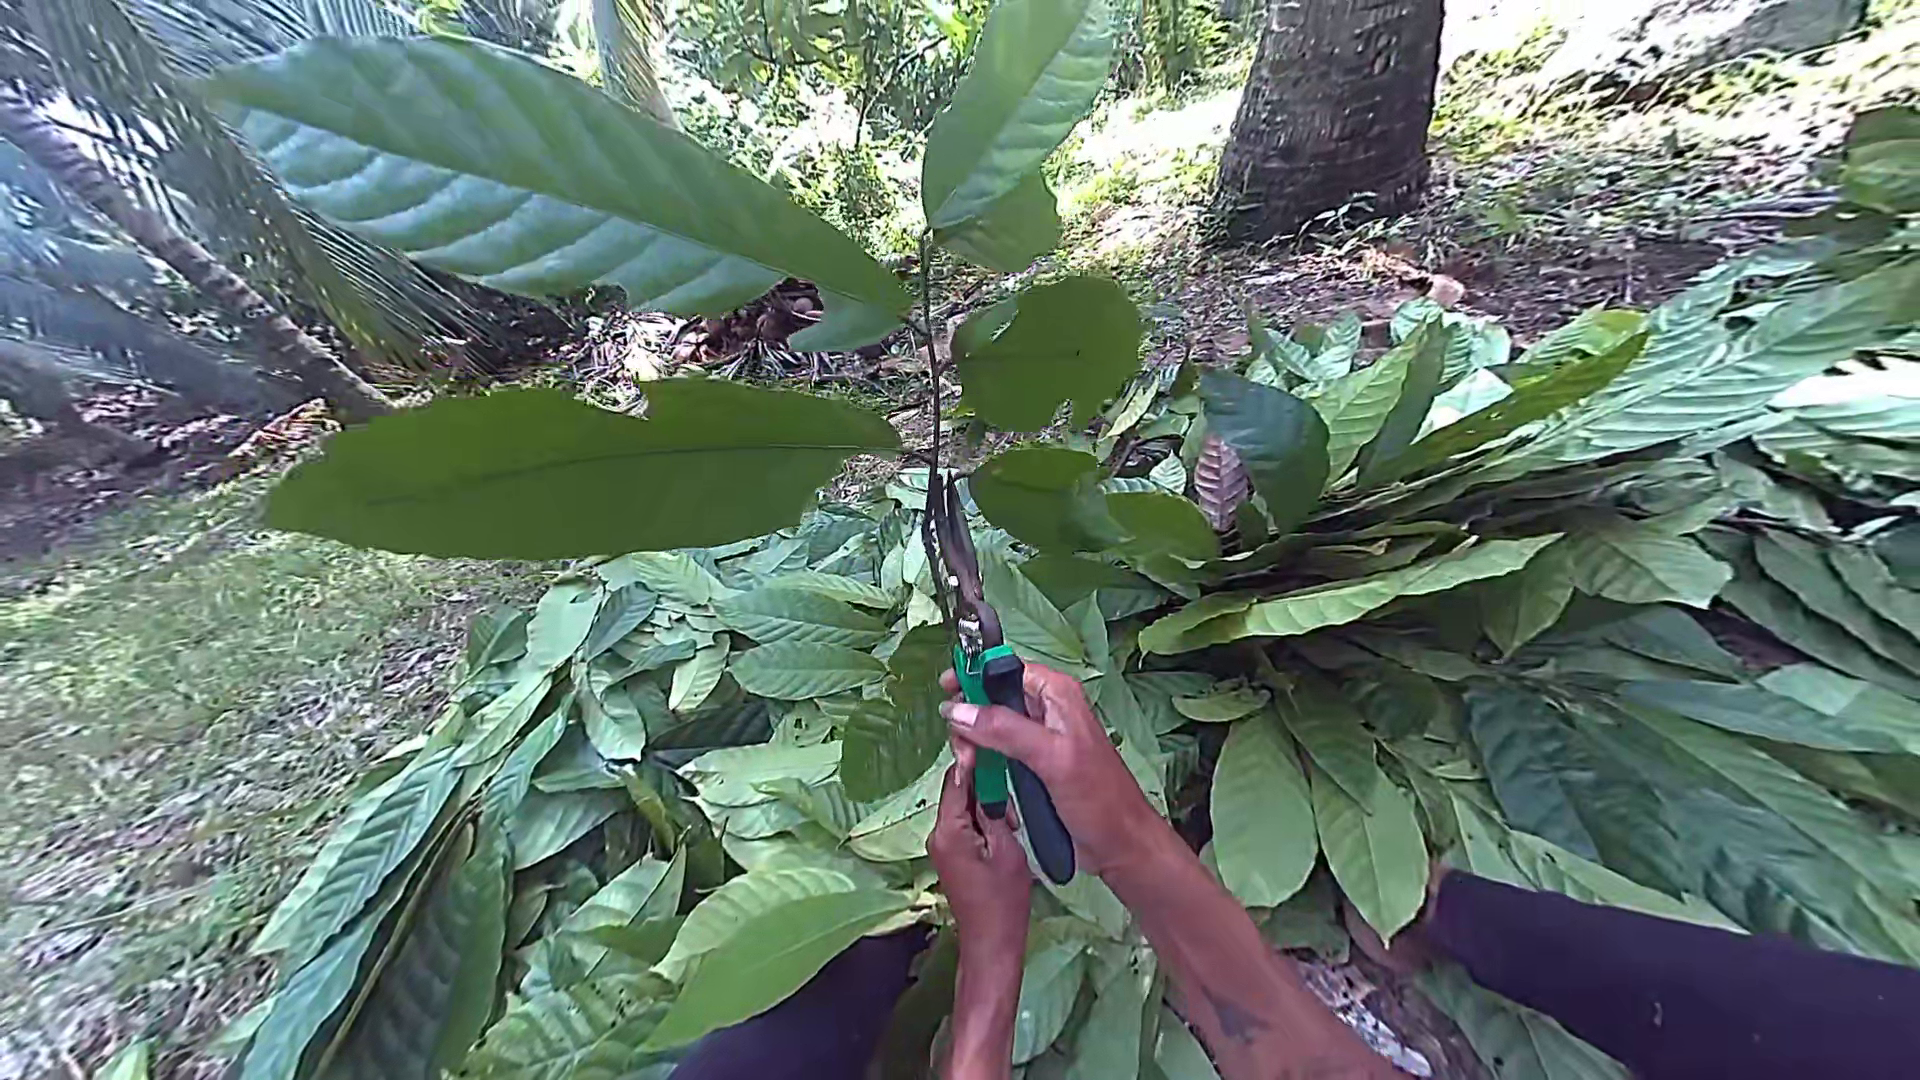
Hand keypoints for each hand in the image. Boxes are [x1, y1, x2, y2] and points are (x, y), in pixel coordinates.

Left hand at [931, 746, 1028, 1079]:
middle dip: (984, 784)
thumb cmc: (1003, 900)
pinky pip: (965, 822)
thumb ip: (992, 808)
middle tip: (1012, 789)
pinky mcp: (952, 854)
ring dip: (986, 802)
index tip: (991, 738)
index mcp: (948, 829)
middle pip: (958, 790)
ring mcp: (943, 844)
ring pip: (963, 806)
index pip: (956, 778)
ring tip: (1012, 814)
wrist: (993, 946)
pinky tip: (1005, 825)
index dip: (973, 757)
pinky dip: (982, 818)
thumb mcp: (1007, 848)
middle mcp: (938, 832)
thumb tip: (985, 774)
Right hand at [939, 662, 1159, 876]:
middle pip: (993, 695)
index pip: (1007, 667)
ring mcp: (1038, 736)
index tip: (946, 688)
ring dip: (973, 740)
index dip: (975, 673)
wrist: (1121, 846)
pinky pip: (996, 749)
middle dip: (970, 714)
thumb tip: (957, 710)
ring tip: (969, 765)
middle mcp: (1045, 708)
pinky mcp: (1031, 762)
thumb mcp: (1051, 758)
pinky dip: (982, 758)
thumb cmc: (1098, 798)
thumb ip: (1005, 730)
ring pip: (990, 723)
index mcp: (1056, 692)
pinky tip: (977, 773)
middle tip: (961, 746)